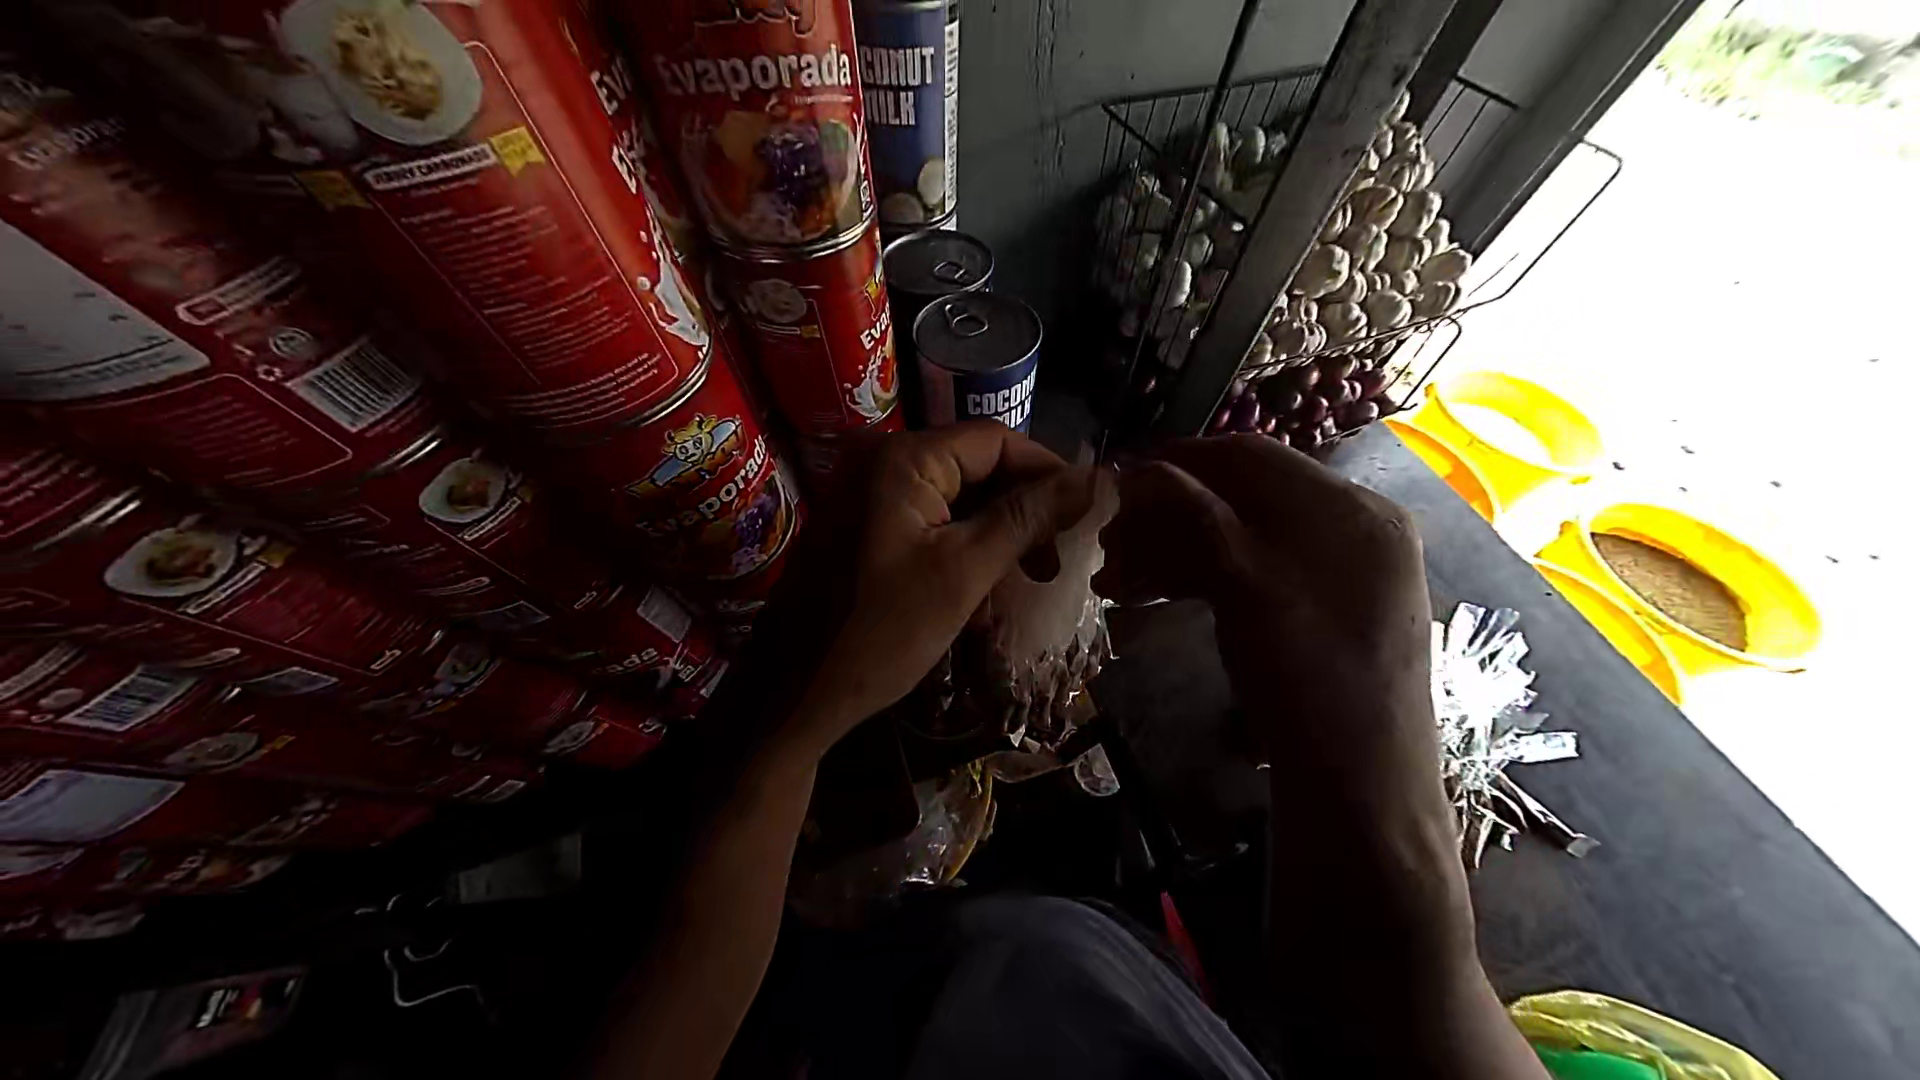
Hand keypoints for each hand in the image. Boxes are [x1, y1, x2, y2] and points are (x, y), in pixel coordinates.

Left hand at [785, 423, 1096, 757]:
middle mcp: (881, 462)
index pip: (997, 441)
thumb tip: (1093, 478)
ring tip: (1026, 580)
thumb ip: (1027, 518)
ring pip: (955, 498)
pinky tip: (981, 592)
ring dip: (995, 535)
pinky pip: (927, 521)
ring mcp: (867, 494)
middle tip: (1055, 559)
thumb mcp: (965, 573)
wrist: (794, 693)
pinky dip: (961, 548)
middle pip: (975, 467)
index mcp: (904, 459)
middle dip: (1022, 511)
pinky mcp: (862, 526)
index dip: (1048, 473)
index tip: (1084, 515)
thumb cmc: (881, 634)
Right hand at [1098, 435, 1543, 1079]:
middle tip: (1107, 539)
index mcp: (1349, 510)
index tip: (1120, 476)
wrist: (1357, 789)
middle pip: (1239, 500)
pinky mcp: (1317, 610)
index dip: (1179, 460)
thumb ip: (1195, 517)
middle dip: (1166, 516)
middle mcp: (1350, 530)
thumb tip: (1142, 468)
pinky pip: (1247, 575)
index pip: (1250, 457)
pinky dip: (1197, 579)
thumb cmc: (1306, 676)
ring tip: (1113, 579)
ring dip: (1172, 552)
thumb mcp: (1244, 586)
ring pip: (1236, 541)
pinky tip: (1149, 595)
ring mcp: (1334, 573)